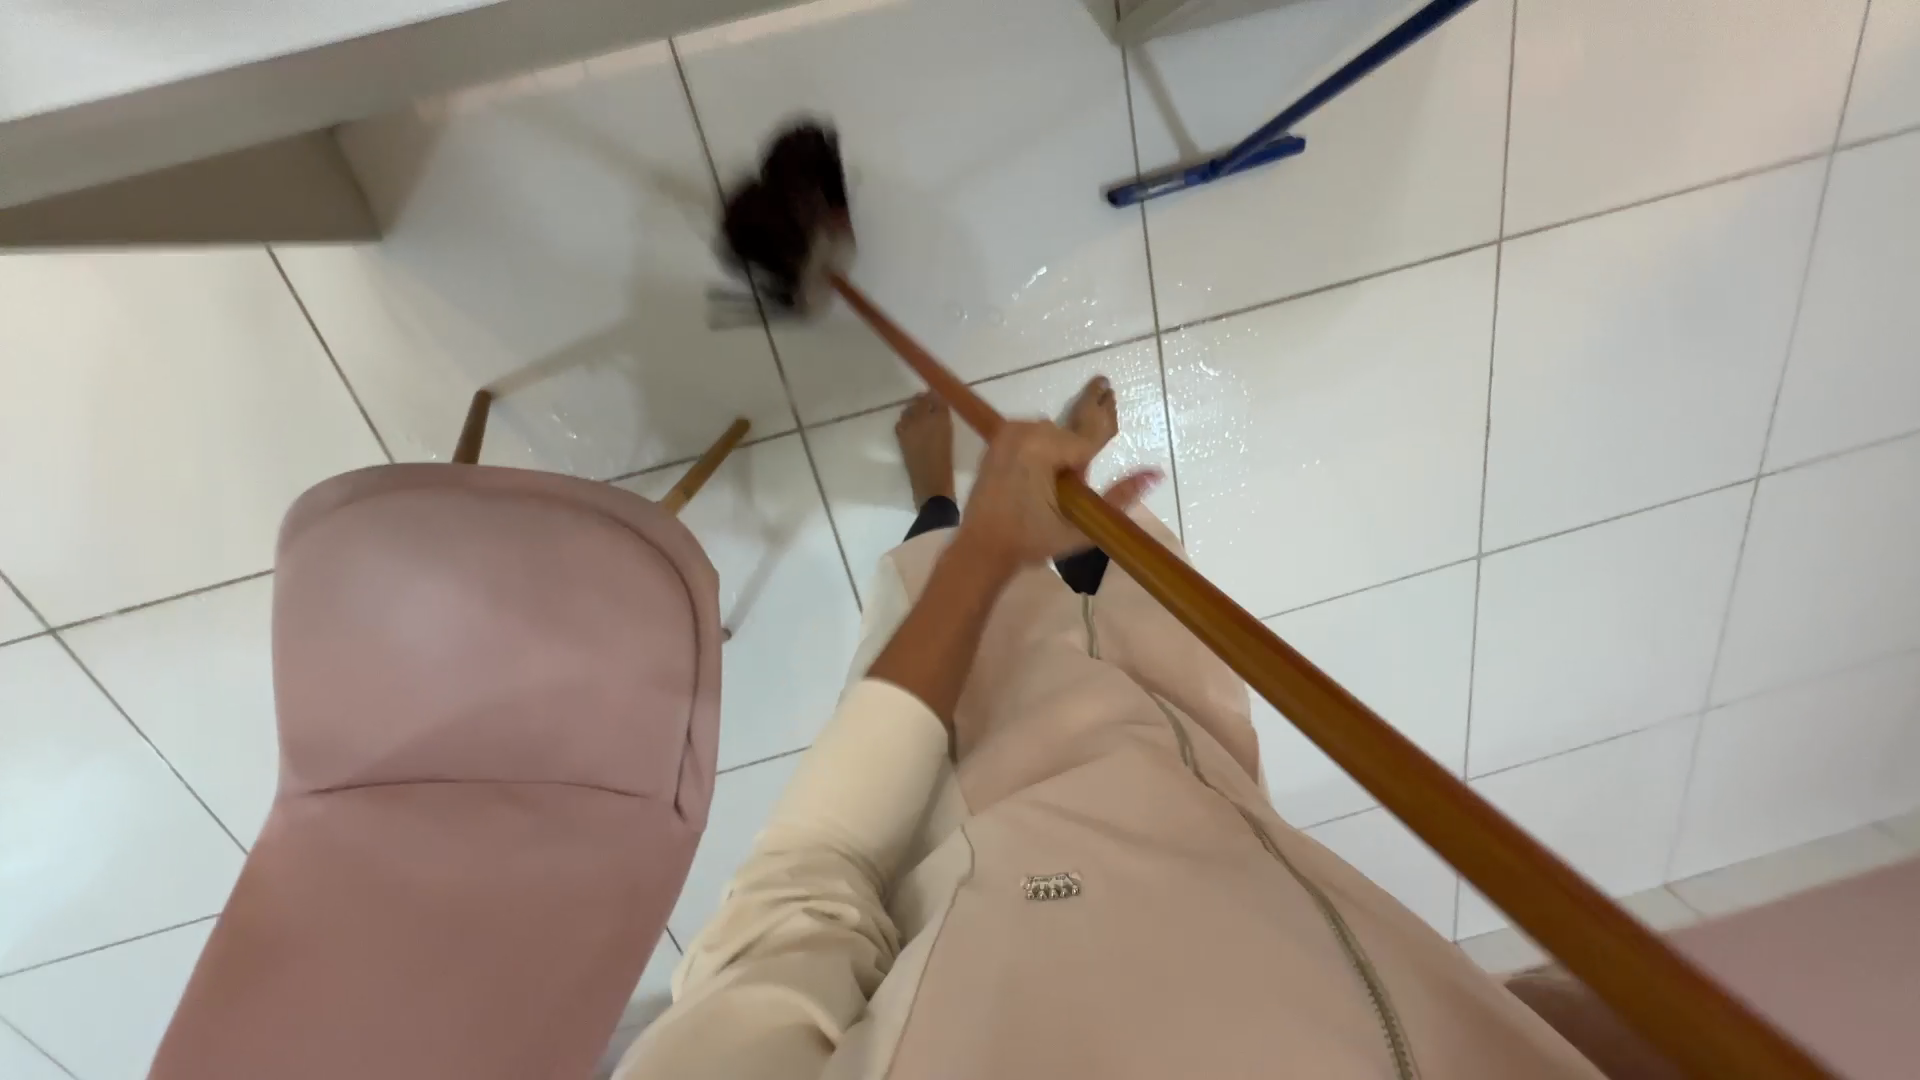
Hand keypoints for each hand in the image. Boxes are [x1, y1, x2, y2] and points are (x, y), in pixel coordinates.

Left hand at [953, 420, 1160, 569]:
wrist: (982, 547)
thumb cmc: (1031, 542)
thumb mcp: (1080, 526)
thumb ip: (1119, 498)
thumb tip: (1156, 473)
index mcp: (1043, 448)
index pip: (1088, 439)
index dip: (1095, 455)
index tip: (1093, 461)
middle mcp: (1024, 431)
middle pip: (1069, 437)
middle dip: (1074, 461)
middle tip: (1062, 496)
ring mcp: (1006, 433)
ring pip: (1051, 435)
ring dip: (1056, 456)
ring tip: (1046, 491)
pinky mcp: (996, 440)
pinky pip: (1032, 436)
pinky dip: (1039, 453)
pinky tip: (1032, 482)